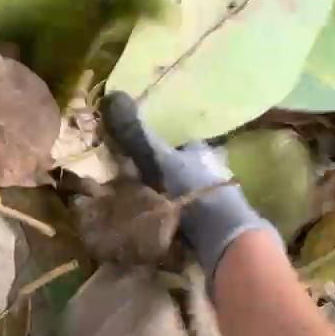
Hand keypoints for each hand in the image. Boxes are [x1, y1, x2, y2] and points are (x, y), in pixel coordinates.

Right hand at [101, 90, 275, 277]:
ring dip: (159, 198)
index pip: (177, 142)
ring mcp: (207, 202)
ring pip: (176, 194)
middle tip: (126, 180)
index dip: (156, 144)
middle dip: (156, 174)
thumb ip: (137, 136)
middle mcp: (207, 173)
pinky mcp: (204, 228)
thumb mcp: (161, 161)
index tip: (132, 151)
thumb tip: (111, 96)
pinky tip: (146, 224)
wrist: (223, 239)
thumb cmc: (196, 194)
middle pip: (176, 169)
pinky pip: (177, 218)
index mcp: (201, 153)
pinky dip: (163, 219)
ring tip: (131, 204)